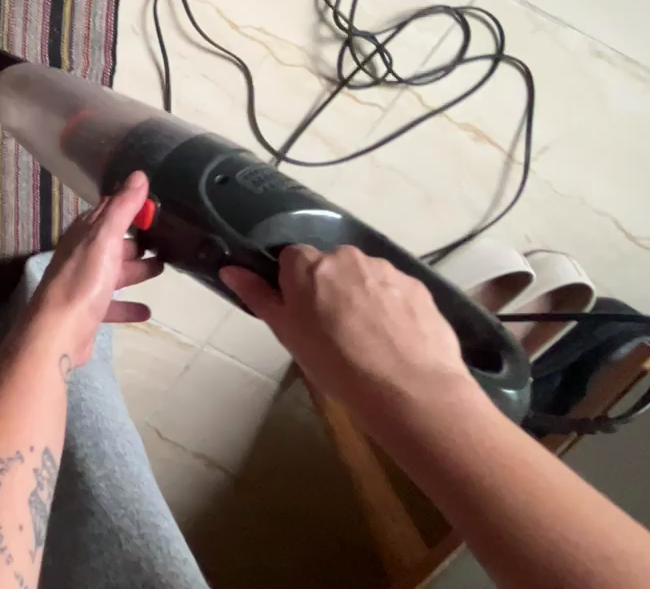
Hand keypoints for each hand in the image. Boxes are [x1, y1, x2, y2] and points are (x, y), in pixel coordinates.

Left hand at [20, 172, 166, 367]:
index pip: (108, 212)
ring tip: (163, 269)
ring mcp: (85, 283)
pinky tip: (147, 310)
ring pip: (114, 271)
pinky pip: (113, 304)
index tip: (158, 205)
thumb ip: (121, 209)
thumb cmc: (82, 281)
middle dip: (137, 240)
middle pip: (114, 243)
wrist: (59, 331)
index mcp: (84, 234)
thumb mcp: (104, 239)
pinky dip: (129, 305)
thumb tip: (138, 175)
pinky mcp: (89, 310)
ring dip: (136, 269)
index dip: (131, 206)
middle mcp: (82, 255)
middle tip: (168, 240)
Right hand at [221, 244, 483, 415]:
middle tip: (333, 326)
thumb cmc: (335, 363)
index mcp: (307, 264)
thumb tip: (230, 269)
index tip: (301, 311)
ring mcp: (386, 270)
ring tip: (369, 336)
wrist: (410, 392)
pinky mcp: (420, 288)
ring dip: (361, 295)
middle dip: (330, 286)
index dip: (294, 284)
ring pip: (364, 276)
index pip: (291, 257)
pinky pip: (395, 290)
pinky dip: (392, 307)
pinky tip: (395, 339)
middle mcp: (346, 257)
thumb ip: (257, 295)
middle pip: (330, 264)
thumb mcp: (286, 333)